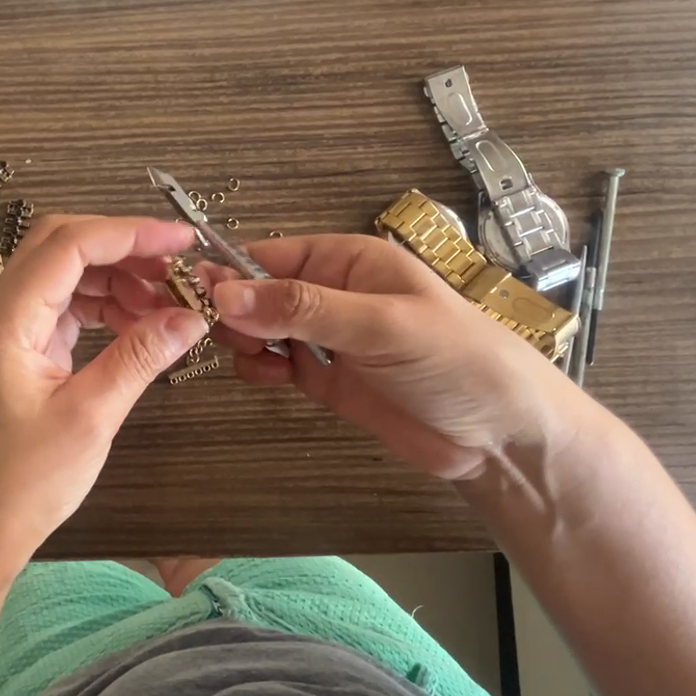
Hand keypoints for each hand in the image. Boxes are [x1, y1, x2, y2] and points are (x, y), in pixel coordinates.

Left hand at [0, 216, 210, 573]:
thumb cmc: (23, 482)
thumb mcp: (90, 416)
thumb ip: (139, 357)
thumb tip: (191, 315)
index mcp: (6, 320)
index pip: (68, 245)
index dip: (129, 232)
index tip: (183, 241)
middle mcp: (1, 314)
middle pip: (62, 248)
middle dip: (123, 250)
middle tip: (178, 270)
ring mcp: (9, 332)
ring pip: (66, 277)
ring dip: (117, 280)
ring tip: (167, 306)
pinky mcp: (22, 351)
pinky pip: (65, 310)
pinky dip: (104, 308)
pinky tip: (139, 327)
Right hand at [202, 234, 590, 480]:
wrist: (501, 439)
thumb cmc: (456, 362)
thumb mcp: (381, 325)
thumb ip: (301, 308)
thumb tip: (223, 294)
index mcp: (346, 262)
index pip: (269, 256)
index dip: (228, 272)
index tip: (194, 297)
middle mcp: (328, 294)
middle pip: (253, 292)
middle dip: (232, 311)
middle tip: (228, 337)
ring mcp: (323, 338)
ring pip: (256, 329)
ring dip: (243, 341)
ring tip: (257, 358)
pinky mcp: (321, 378)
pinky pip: (271, 364)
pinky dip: (259, 369)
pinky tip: (272, 379)